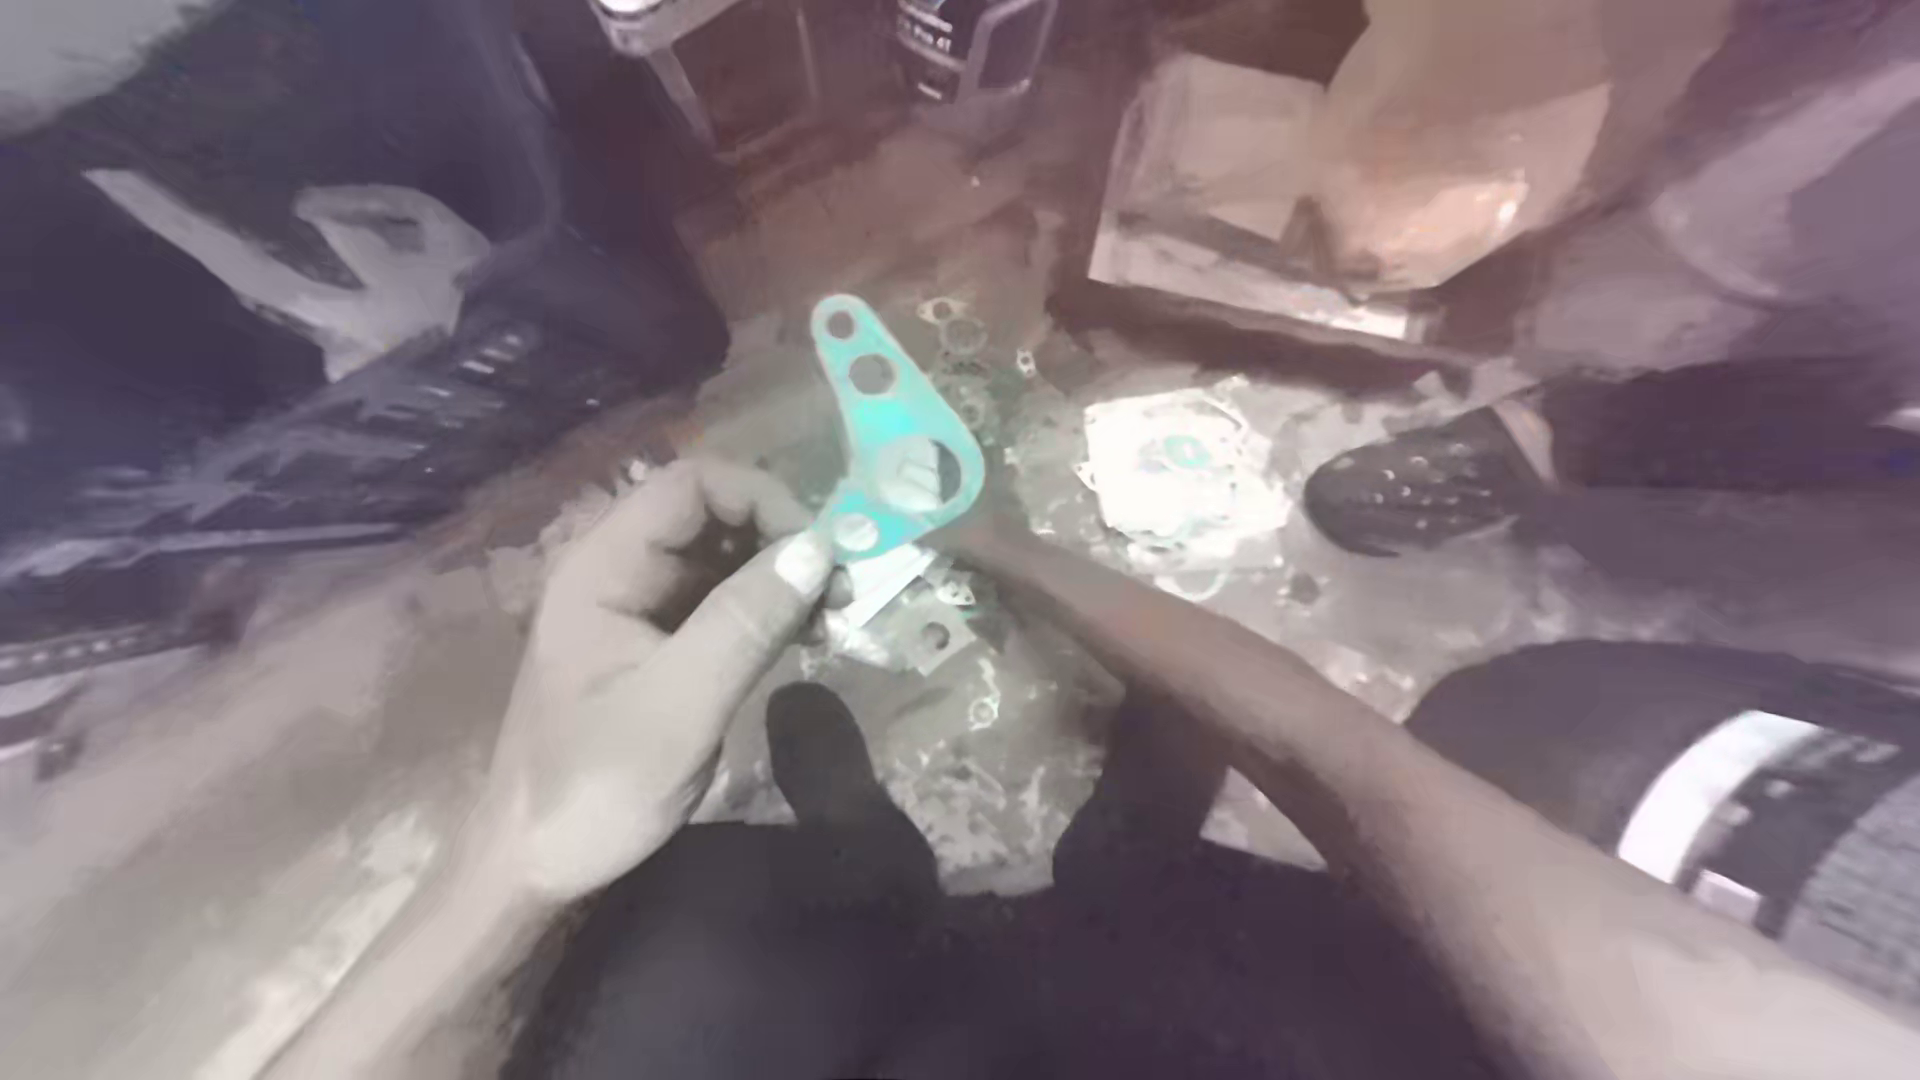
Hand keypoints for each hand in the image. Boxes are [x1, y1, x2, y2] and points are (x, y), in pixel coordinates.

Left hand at [480, 459, 833, 901]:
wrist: (539, 865)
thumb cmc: (594, 788)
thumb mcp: (679, 705)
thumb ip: (746, 623)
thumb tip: (818, 550)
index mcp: (605, 566)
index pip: (693, 484)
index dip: (763, 499)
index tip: (819, 552)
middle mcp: (628, 568)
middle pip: (719, 513)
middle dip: (786, 539)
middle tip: (841, 588)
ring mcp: (651, 602)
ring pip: (734, 554)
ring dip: (789, 574)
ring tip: (833, 615)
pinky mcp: (674, 636)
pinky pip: (736, 596)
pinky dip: (779, 605)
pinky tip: (810, 634)